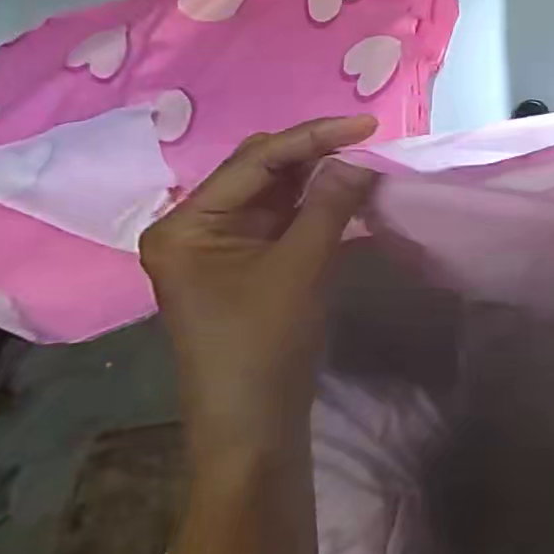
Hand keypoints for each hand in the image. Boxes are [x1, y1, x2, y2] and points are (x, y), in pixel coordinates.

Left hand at [141, 116, 377, 463]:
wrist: (253, 428)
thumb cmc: (261, 348)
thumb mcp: (298, 270)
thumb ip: (328, 206)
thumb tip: (360, 159)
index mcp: (187, 223)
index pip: (255, 161)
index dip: (313, 138)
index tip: (366, 125)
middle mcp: (198, 225)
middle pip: (261, 170)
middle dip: (314, 154)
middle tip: (366, 144)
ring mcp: (224, 245)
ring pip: (276, 192)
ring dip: (318, 177)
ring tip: (363, 162)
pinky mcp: (250, 263)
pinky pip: (286, 219)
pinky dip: (317, 204)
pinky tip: (348, 194)